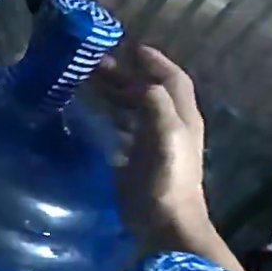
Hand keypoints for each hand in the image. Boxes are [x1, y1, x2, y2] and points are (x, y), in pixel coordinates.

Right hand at [94, 44, 244, 270]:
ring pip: (136, 107)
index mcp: (182, 116)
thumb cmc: (166, 179)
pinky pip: (124, 127)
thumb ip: (155, 104)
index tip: (127, 46)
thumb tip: (138, 84)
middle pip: (150, 90)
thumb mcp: (165, 135)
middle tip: (96, 63)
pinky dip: (110, 114)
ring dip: (116, 92)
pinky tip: (92, 114)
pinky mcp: (139, 160)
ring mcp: (155, 144)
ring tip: (89, 82)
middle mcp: (171, 125)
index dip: (152, 60)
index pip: (170, 78)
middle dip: (126, 73)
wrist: (166, 224)